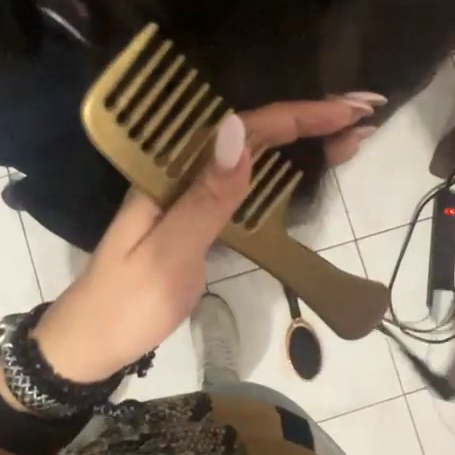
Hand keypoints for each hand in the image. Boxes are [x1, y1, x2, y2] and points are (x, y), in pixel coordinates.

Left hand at [33, 97, 376, 381]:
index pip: (242, 129)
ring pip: (254, 159)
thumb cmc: (124, 305)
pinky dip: (282, 177)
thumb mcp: (167, 254)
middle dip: (309, 121)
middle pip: (252, 135)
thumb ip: (206, 197)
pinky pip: (247, 188)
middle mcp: (182, 175)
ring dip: (302, 144)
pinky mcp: (199, 221)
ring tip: (354, 137)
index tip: (347, 110)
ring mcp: (191, 197)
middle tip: (365, 115)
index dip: (297, 114)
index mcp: (169, 174)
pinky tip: (309, 172)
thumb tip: (239, 130)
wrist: (89, 345)